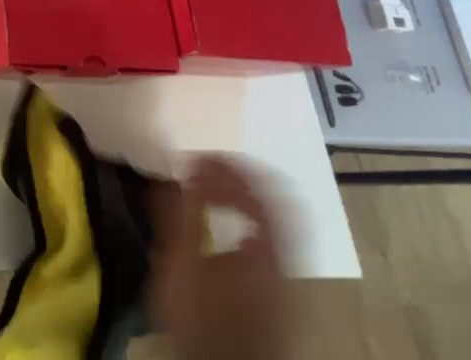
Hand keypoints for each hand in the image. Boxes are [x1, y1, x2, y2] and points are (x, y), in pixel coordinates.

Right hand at [151, 155, 288, 359]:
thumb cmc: (200, 316)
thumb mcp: (181, 263)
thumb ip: (181, 214)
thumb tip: (180, 170)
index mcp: (266, 243)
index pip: (260, 189)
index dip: (231, 165)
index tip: (199, 155)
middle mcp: (287, 253)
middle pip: (278, 200)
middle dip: (244, 175)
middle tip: (209, 164)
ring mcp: (289, 274)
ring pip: (279, 218)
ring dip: (248, 195)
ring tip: (215, 187)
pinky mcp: (283, 289)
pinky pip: (275, 236)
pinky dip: (252, 217)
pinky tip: (229, 225)